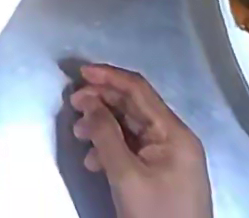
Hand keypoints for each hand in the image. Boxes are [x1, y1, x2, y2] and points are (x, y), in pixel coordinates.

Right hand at [69, 64, 210, 217]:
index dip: (108, 76)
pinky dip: (110, 148)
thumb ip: (105, 133)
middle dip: (101, 103)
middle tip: (73, 104)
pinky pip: (132, 149)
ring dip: (102, 126)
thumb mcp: (126, 176)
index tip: (80, 73)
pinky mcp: (161, 175)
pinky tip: (92, 160)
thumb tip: (88, 100)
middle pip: (133, 107)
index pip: (138, 90)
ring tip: (79, 134)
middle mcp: (174, 139)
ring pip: (130, 127)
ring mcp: (169, 158)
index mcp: (174, 133)